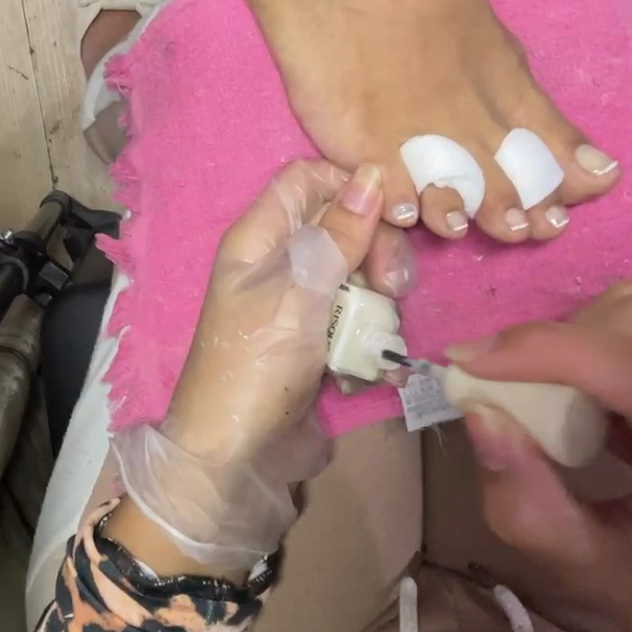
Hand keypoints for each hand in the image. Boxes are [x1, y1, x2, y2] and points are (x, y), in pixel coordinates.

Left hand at [106, 160, 384, 576]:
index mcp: (259, 237)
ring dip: (381, 302)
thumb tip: (369, 174)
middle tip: (392, 287)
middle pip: (344, 225)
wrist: (238, 456)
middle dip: (378, 250)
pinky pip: (360, 320)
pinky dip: (374, 340)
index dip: (350, 186)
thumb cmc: (255, 362)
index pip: (306, 179)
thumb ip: (337, 234)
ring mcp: (302, 304)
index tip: (392, 213)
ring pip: (360, 274)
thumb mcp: (297, 291)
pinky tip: (380, 369)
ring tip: (383, 336)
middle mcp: (280, 262)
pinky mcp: (321, 342)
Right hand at [451, 284, 631, 631]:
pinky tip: (621, 409)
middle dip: (562, 348)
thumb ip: (529, 507)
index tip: (472, 361)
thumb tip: (480, 413)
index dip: (553, 351)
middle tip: (526, 399)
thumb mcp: (592, 580)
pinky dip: (617, 351)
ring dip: (589, 346)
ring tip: (583, 413)